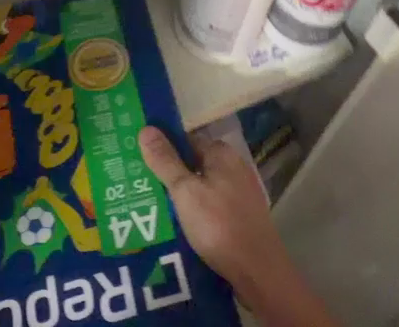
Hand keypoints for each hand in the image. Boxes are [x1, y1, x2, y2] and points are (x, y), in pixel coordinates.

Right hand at [137, 126, 285, 293]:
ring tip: (155, 211)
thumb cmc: (218, 224)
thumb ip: (165, 161)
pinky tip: (182, 228)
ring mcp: (241, 192)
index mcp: (221, 153)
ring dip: (184, 197)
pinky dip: (197, 213)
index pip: (186, 141)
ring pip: (204, 188)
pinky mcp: (243, 216)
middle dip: (171, 176)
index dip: (164, 150)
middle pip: (195, 165)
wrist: (257, 269)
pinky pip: (213, 206)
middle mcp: (234, 166)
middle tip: (142, 189)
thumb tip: (146, 129)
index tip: (141, 163)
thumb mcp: (185, 191)